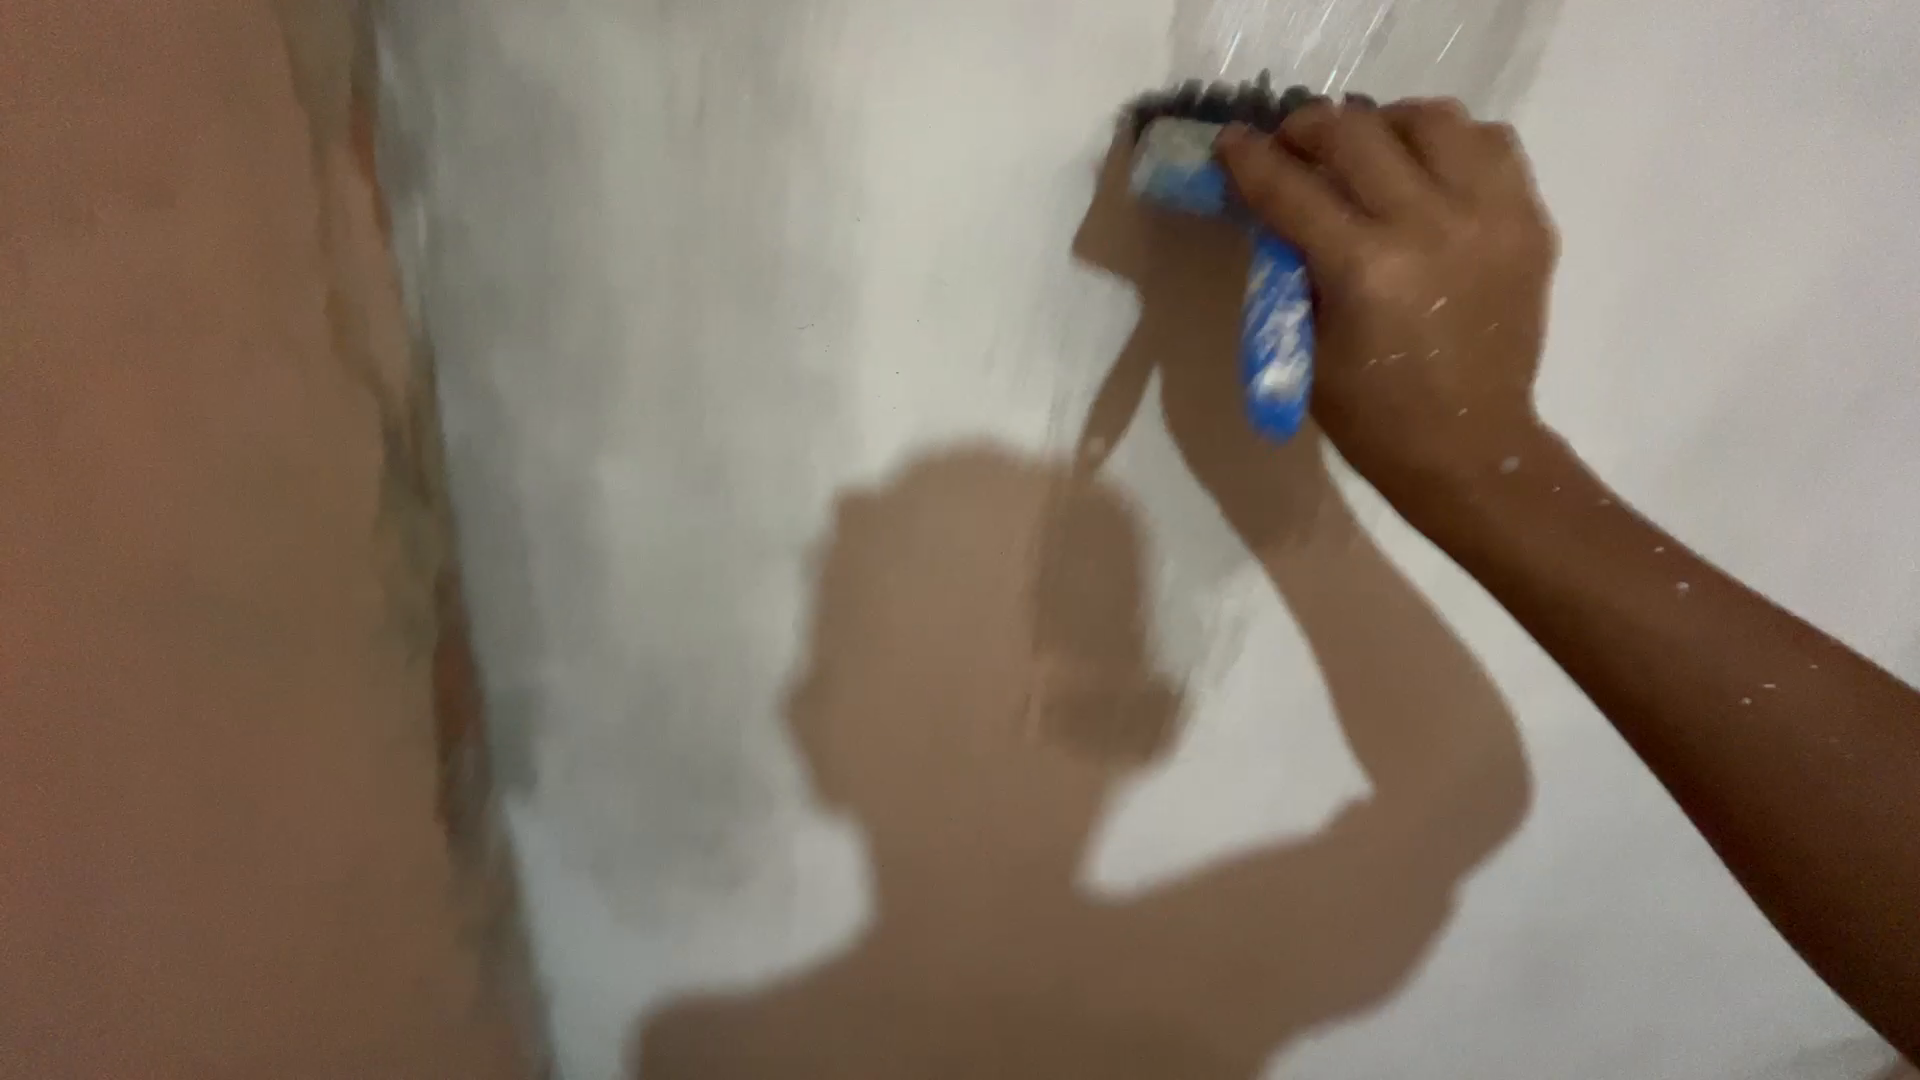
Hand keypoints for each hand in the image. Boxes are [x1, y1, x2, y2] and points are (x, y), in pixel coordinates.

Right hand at [1215, 99, 1558, 496]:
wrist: (1465, 444)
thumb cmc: (1368, 414)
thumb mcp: (1306, 348)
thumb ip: (1294, 273)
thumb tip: (1282, 217)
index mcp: (1364, 269)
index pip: (1294, 191)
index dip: (1252, 160)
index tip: (1230, 140)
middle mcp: (1431, 225)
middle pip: (1359, 135)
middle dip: (1310, 128)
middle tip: (1288, 141)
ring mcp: (1491, 215)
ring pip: (1432, 120)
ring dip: (1382, 124)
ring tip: (1361, 148)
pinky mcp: (1528, 220)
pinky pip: (1489, 143)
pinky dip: (1446, 142)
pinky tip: (1421, 168)